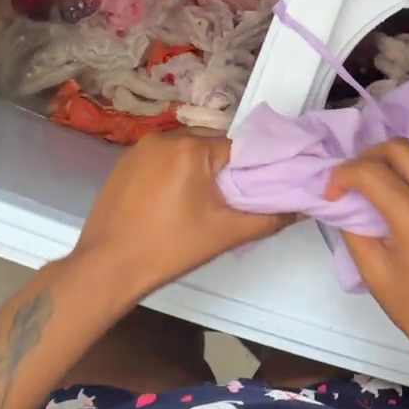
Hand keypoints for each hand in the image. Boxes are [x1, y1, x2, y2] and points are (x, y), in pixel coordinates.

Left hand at [73, 129, 291, 298]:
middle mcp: (165, 138)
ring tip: (198, 207)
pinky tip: (170, 205)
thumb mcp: (225, 234)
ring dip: (197, 174)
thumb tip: (303, 207)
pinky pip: (161, 161)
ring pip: (186, 155)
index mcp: (192, 149)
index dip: (252, 171)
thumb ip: (269, 217)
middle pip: (211, 150)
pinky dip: (172, 176)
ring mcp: (140, 149)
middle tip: (226, 205)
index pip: (238, 149)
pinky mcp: (123, 163)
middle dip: (223, 174)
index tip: (256, 192)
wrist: (105, 270)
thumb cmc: (168, 249)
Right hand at [327, 139, 408, 364]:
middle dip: (368, 156)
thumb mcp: (374, 272)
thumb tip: (345, 201)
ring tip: (371, 191)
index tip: (331, 193)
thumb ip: (355, 229)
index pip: (372, 172)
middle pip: (400, 147)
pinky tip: (396, 202)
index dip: (343, 175)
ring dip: (390, 165)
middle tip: (352, 181)